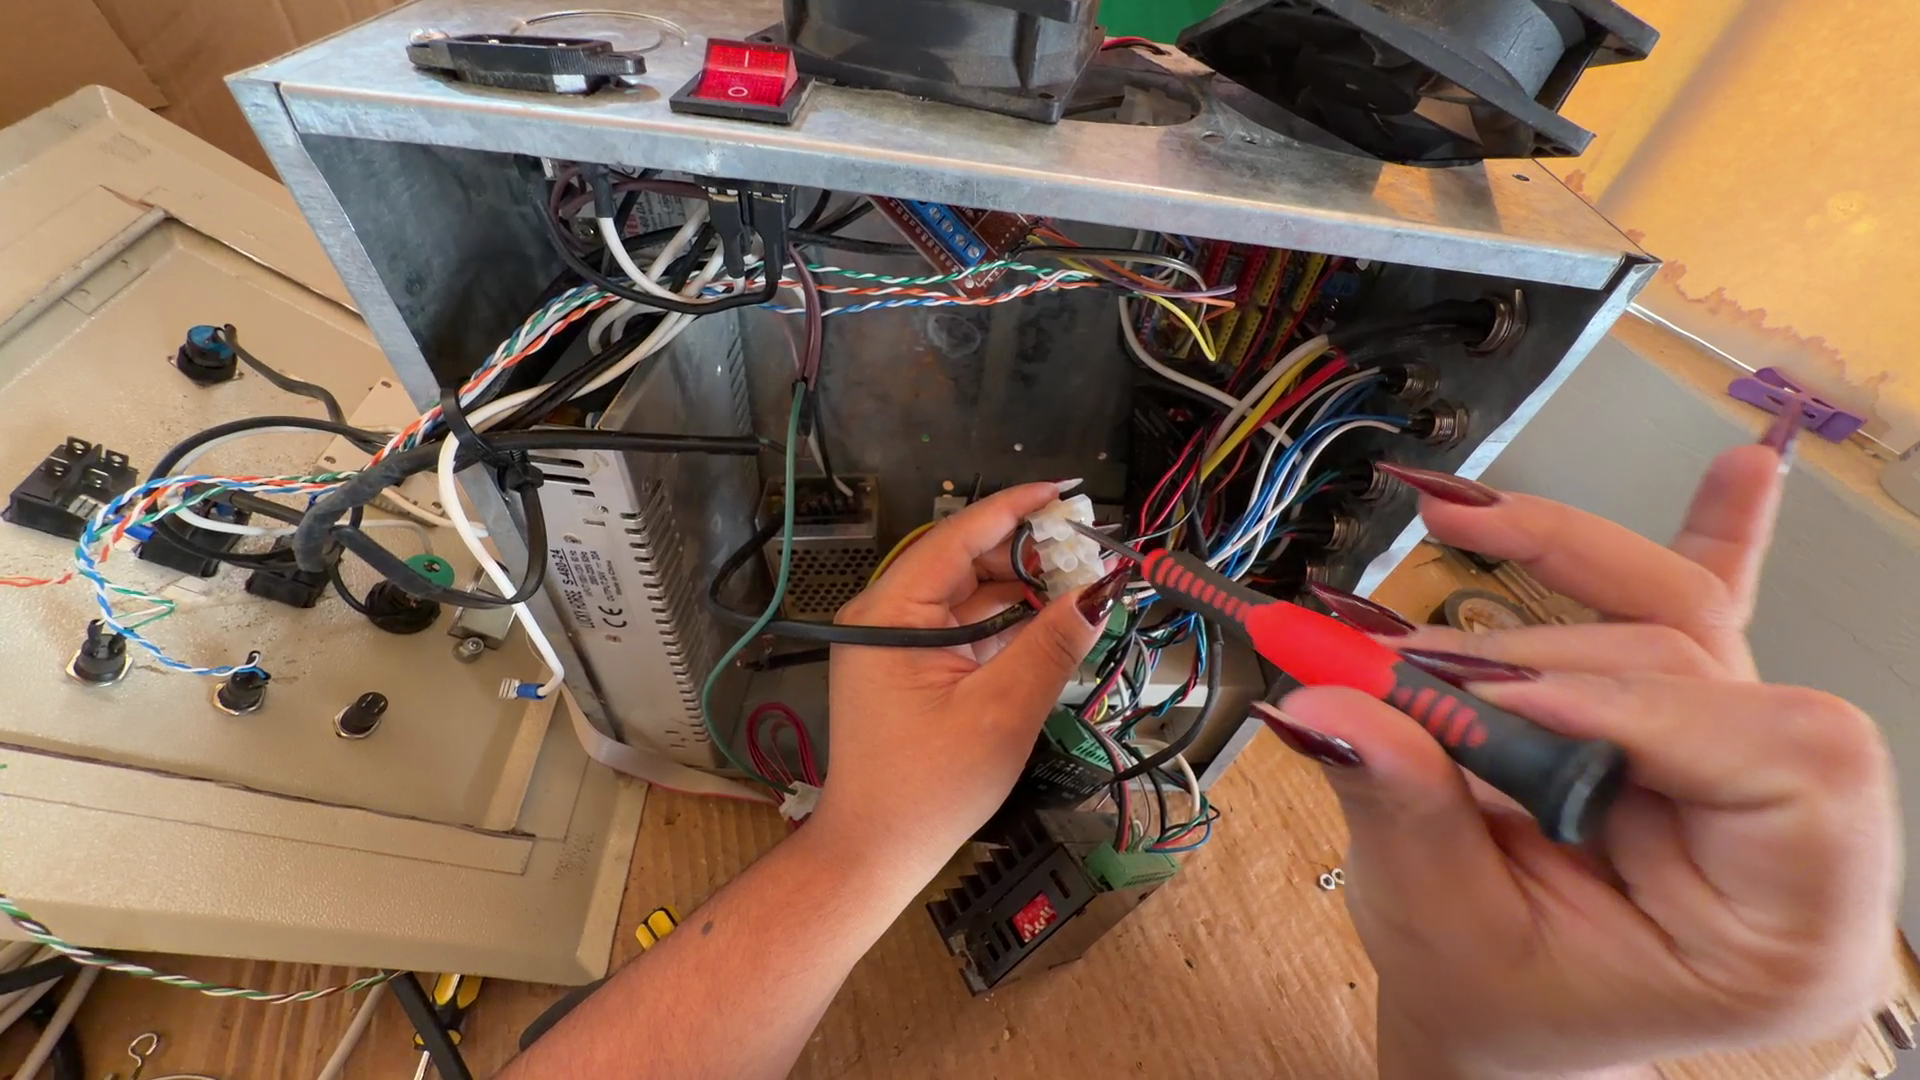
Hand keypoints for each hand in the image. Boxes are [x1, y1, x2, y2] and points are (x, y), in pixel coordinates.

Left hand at [817, 483, 1123, 872]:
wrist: (875, 852)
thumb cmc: (929, 788)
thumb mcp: (1002, 712)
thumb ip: (1053, 644)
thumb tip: (1102, 591)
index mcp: (890, 614)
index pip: (957, 538)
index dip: (1014, 509)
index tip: (1065, 491)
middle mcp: (885, 615)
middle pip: (965, 562)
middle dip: (1026, 554)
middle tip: (1088, 552)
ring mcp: (894, 640)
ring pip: (968, 593)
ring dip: (1020, 589)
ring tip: (1079, 586)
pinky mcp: (909, 663)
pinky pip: (963, 626)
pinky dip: (1004, 622)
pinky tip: (1046, 621)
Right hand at [1281, 442, 1899, 1076]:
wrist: (1493, 998)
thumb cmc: (1480, 989)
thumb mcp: (1428, 912)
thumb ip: (1393, 800)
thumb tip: (1326, 699)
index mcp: (1774, 923)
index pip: (1776, 758)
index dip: (1625, 700)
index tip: (1481, 692)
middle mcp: (1775, 832)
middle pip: (1693, 668)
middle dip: (1523, 653)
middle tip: (1394, 662)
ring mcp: (1725, 770)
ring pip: (1672, 616)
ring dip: (1553, 560)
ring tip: (1449, 519)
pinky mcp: (1666, 727)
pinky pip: (1707, 617)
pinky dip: (1710, 537)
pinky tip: (1737, 468)